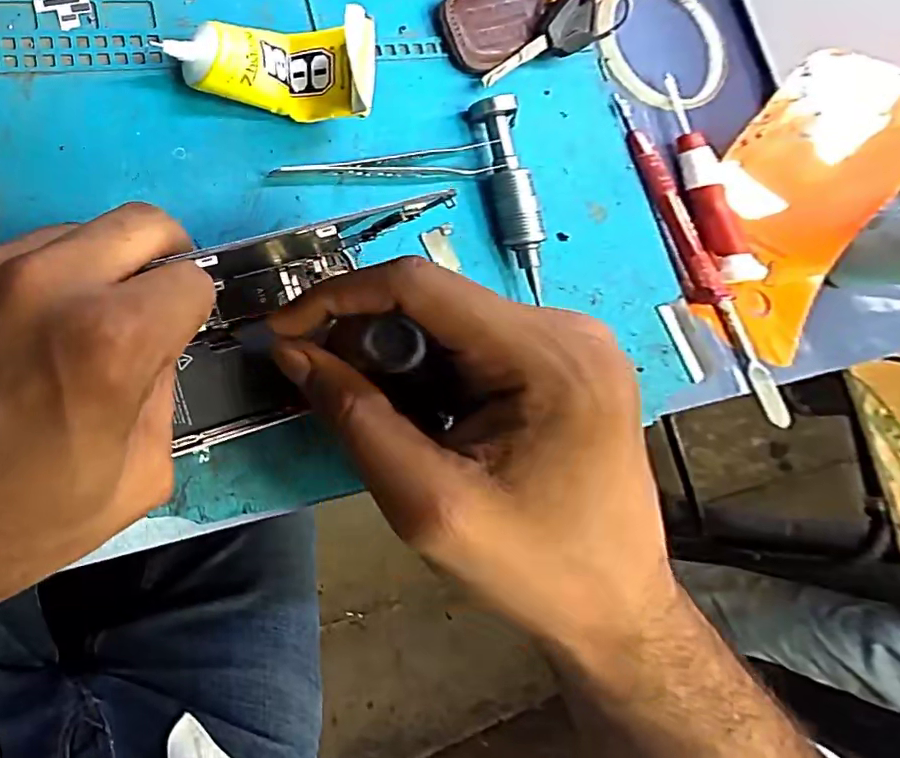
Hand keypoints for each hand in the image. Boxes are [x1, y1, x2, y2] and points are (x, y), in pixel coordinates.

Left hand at [0, 203, 212, 655]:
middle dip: (160, 257)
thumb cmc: (24, 522)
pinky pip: (14, 254)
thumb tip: (159, 334)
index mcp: (107, 339)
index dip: (190, 309)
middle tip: (144, 299)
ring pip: (75, 231)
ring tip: (69, 320)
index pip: (188, 280)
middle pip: (141, 222)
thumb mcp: (137, 476)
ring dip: (92, 266)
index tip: (171, 333)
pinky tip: (12, 331)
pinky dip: (32, 280)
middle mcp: (46, 283)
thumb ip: (164, 387)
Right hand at [267, 257, 676, 654]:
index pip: (414, 284)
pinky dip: (412, 365)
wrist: (617, 615)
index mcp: (546, 355)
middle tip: (325, 385)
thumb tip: (289, 350)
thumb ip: (352, 416)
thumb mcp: (423, 500)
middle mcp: (560, 329)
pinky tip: (412, 412)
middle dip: (357, 335)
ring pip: (431, 314)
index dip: (334, 297)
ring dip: (383, 353)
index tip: (282, 331)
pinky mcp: (550, 356)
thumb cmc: (532, 567)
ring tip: (373, 410)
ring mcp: (560, 339)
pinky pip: (454, 335)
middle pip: (421, 296)